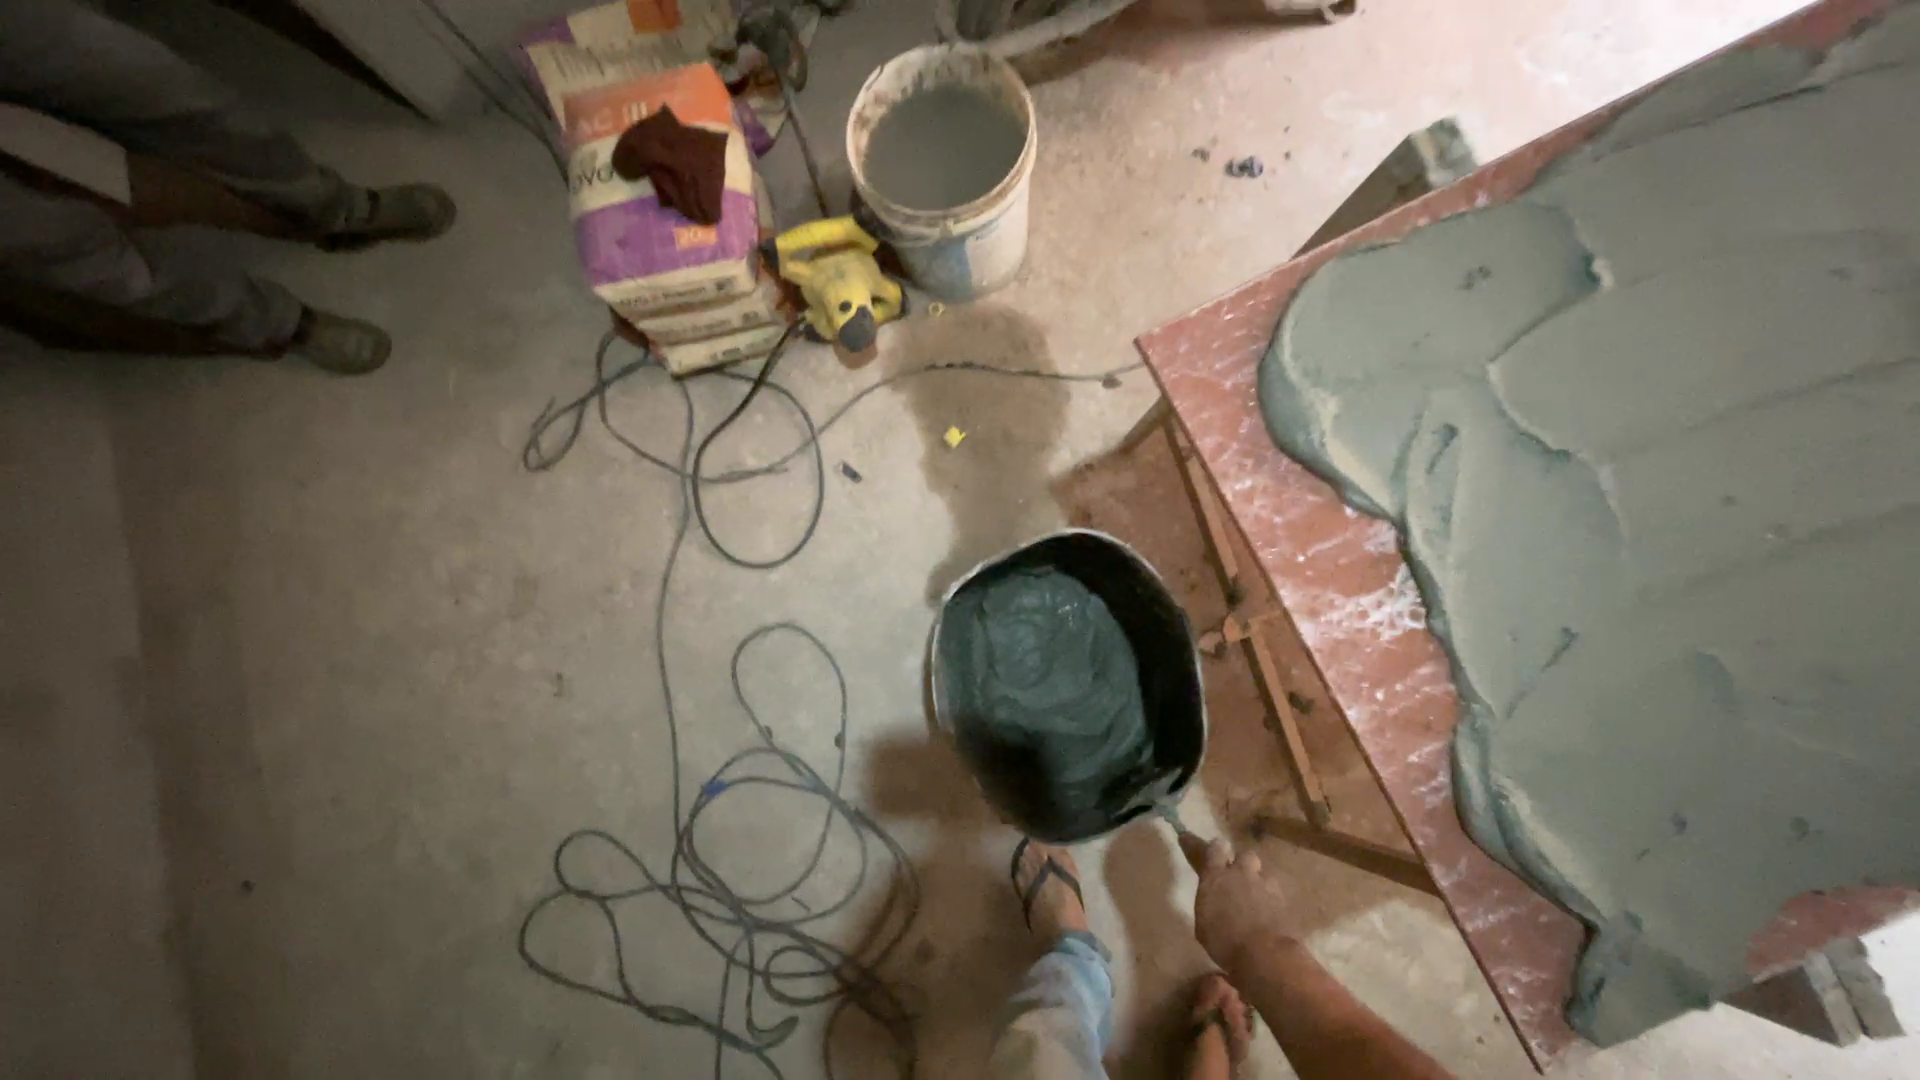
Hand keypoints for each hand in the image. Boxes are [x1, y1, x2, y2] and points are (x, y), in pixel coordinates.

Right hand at [1178, 832, 1296, 972]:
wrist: (1265, 954)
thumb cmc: (1224, 942)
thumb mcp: (1203, 923)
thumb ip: (1208, 902)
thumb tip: (1211, 899)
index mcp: (1216, 876)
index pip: (1214, 848)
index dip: (1214, 849)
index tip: (1210, 850)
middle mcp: (1241, 874)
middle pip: (1245, 855)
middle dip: (1242, 863)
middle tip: (1238, 878)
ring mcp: (1265, 885)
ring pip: (1263, 873)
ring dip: (1258, 882)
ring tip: (1256, 899)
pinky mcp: (1284, 901)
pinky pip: (1276, 893)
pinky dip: (1271, 900)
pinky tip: (1269, 913)